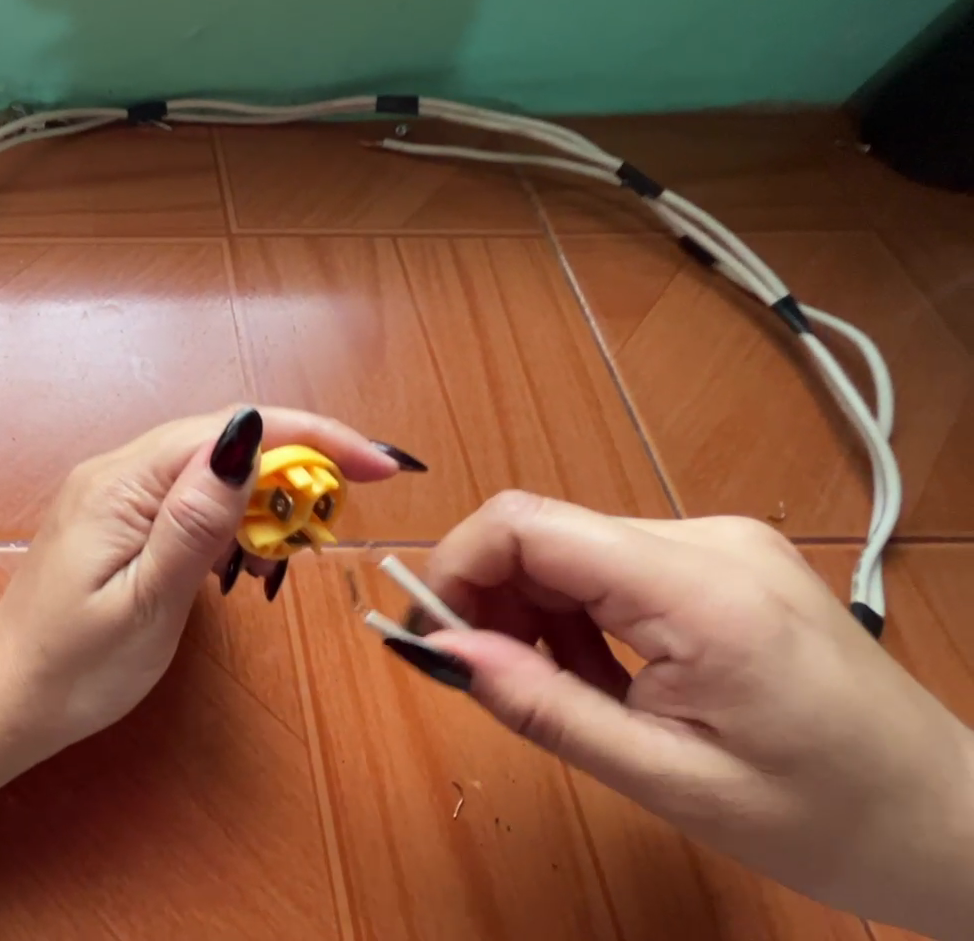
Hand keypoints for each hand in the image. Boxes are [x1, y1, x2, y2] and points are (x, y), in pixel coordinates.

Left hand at [0, 406, 407, 760]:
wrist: (6, 699)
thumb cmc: (74, 668)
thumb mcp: (146, 601)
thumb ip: (194, 520)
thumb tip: (247, 438)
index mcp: (120, 484)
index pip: (226, 430)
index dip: (309, 436)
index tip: (378, 467)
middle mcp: (112, 472)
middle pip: (216, 439)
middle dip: (293, 461)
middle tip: (345, 511)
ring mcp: (108, 494)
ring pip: (202, 466)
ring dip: (261, 491)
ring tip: (302, 539)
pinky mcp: (111, 519)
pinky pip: (180, 495)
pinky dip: (227, 514)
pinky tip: (245, 551)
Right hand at [401, 492, 973, 937]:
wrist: (968, 830)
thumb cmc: (829, 823)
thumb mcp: (669, 781)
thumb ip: (541, 706)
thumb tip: (435, 647)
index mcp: (701, 591)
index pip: (527, 524)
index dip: (455, 565)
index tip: (433, 632)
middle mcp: (702, 539)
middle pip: (538, 533)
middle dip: (487, 598)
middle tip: (484, 674)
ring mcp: (712, 541)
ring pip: (560, 547)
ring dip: (527, 612)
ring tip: (554, 687)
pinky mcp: (711, 556)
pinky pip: (597, 563)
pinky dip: (567, 613)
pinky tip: (593, 670)